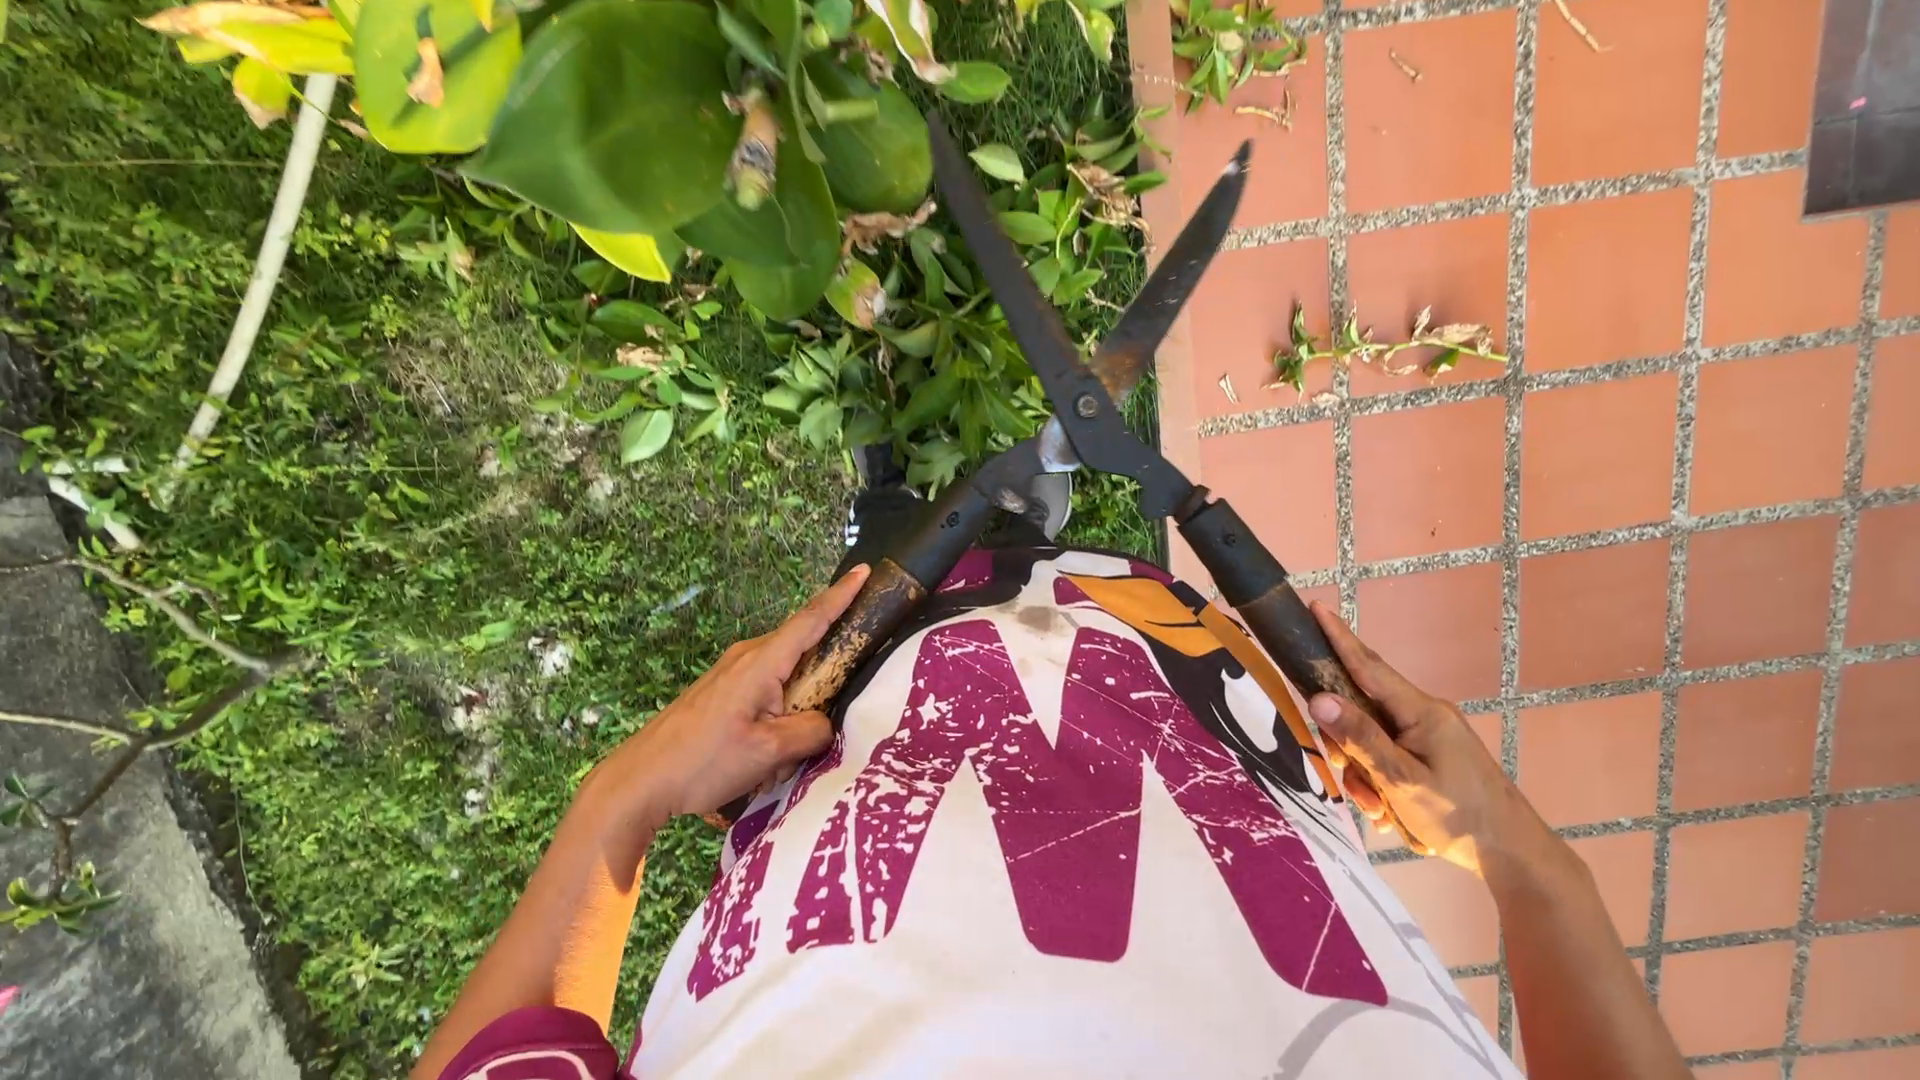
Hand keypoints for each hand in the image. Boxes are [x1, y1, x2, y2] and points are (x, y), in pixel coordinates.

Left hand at [590, 564, 870, 826]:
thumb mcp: (769, 753)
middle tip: (861, 670)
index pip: (811, 619)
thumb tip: (826, 722)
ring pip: (785, 669)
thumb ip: (810, 731)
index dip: (841, 595)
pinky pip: (767, 685)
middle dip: (831, 654)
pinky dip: (784, 703)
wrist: (640, 780)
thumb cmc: (703, 762)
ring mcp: (731, 672)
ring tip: (809, 729)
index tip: (865, 572)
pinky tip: (779, 739)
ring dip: (804, 692)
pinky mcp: (722, 691)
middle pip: (802, 643)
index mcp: (761, 662)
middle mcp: (746, 657)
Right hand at [1305, 600, 1554, 877]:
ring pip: (1370, 740)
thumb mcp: (1401, 780)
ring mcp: (1430, 736)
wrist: (1515, 857)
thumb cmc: (1458, 816)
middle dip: (1347, 745)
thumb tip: (1318, 698)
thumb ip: (1359, 738)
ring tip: (1380, 810)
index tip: (1315, 607)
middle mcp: (1425, 715)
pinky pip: (1387, 757)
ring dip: (1365, 774)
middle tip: (1350, 779)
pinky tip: (1390, 812)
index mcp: (1421, 712)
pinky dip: (1380, 783)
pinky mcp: (1431, 756)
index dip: (1338, 637)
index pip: (1368, 666)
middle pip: (1361, 711)